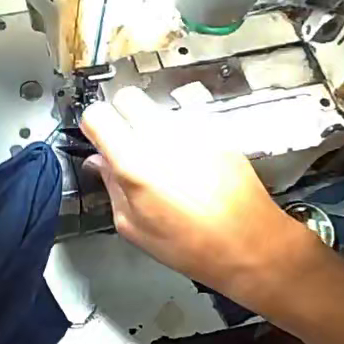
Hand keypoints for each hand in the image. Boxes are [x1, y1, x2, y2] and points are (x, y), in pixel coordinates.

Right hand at [79, 85, 321, 302]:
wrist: (249, 243)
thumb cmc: (196, 245)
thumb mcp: (134, 227)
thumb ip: (111, 187)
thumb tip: (101, 165)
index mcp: (136, 163)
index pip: (97, 114)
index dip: (93, 126)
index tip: (97, 138)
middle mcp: (163, 138)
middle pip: (128, 97)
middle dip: (121, 116)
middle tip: (125, 144)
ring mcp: (193, 130)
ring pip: (159, 109)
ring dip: (153, 128)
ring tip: (162, 163)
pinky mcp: (217, 132)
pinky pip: (187, 122)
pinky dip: (181, 137)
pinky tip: (188, 167)